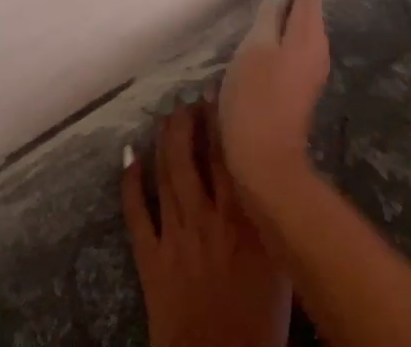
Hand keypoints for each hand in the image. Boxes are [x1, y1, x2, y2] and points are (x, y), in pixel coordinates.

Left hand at [123, 102, 291, 346]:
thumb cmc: (261, 316)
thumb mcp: (280, 259)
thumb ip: (271, 216)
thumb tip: (270, 177)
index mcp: (244, 215)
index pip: (229, 154)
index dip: (222, 119)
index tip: (220, 93)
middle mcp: (208, 215)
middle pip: (193, 155)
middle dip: (189, 122)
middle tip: (190, 100)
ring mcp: (175, 234)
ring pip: (165, 173)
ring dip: (163, 141)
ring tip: (167, 118)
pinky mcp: (149, 258)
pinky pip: (136, 212)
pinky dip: (131, 182)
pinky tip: (130, 158)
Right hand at [219, 0, 333, 206]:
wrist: (265, 162)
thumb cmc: (255, 101)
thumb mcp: (254, 51)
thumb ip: (269, 13)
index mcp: (308, 34)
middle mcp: (318, 47)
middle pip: (310, 4)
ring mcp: (312, 66)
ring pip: (304, 23)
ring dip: (297, 0)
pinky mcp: (301, 81)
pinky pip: (297, 39)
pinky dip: (288, 22)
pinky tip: (274, 20)